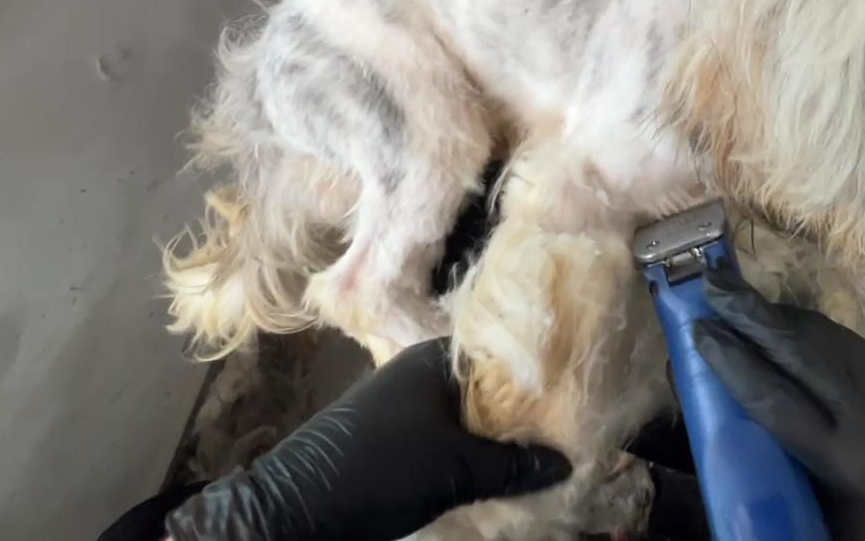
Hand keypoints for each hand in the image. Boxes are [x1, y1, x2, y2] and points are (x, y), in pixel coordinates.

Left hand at [165, 339, 571, 540]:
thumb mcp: (454, 468)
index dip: (533, 369)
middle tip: (563, 422)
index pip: (497, 351)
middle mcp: (421, 373)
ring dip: (496, 432)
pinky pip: (447, 434)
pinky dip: (472, 449)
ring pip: (465, 412)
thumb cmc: (380, 469)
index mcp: (434, 360)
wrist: (295, 513)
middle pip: (484, 383)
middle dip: (519, 406)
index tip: (569, 384)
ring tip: (538, 449)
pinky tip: (497, 468)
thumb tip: (567, 461)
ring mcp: (405, 405)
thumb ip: (513, 463)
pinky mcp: (395, 438)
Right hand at [693, 266, 864, 540]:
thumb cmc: (824, 507)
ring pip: (815, 332)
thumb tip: (680, 373)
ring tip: (731, 296)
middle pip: (802, 349)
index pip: (778, 400)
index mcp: (839, 459)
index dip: (735, 362)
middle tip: (711, 283)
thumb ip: (731, 437)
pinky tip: (767, 318)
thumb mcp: (778, 489)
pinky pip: (828, 331)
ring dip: (769, 312)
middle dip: (751, 313)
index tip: (699, 330)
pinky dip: (792, 321)